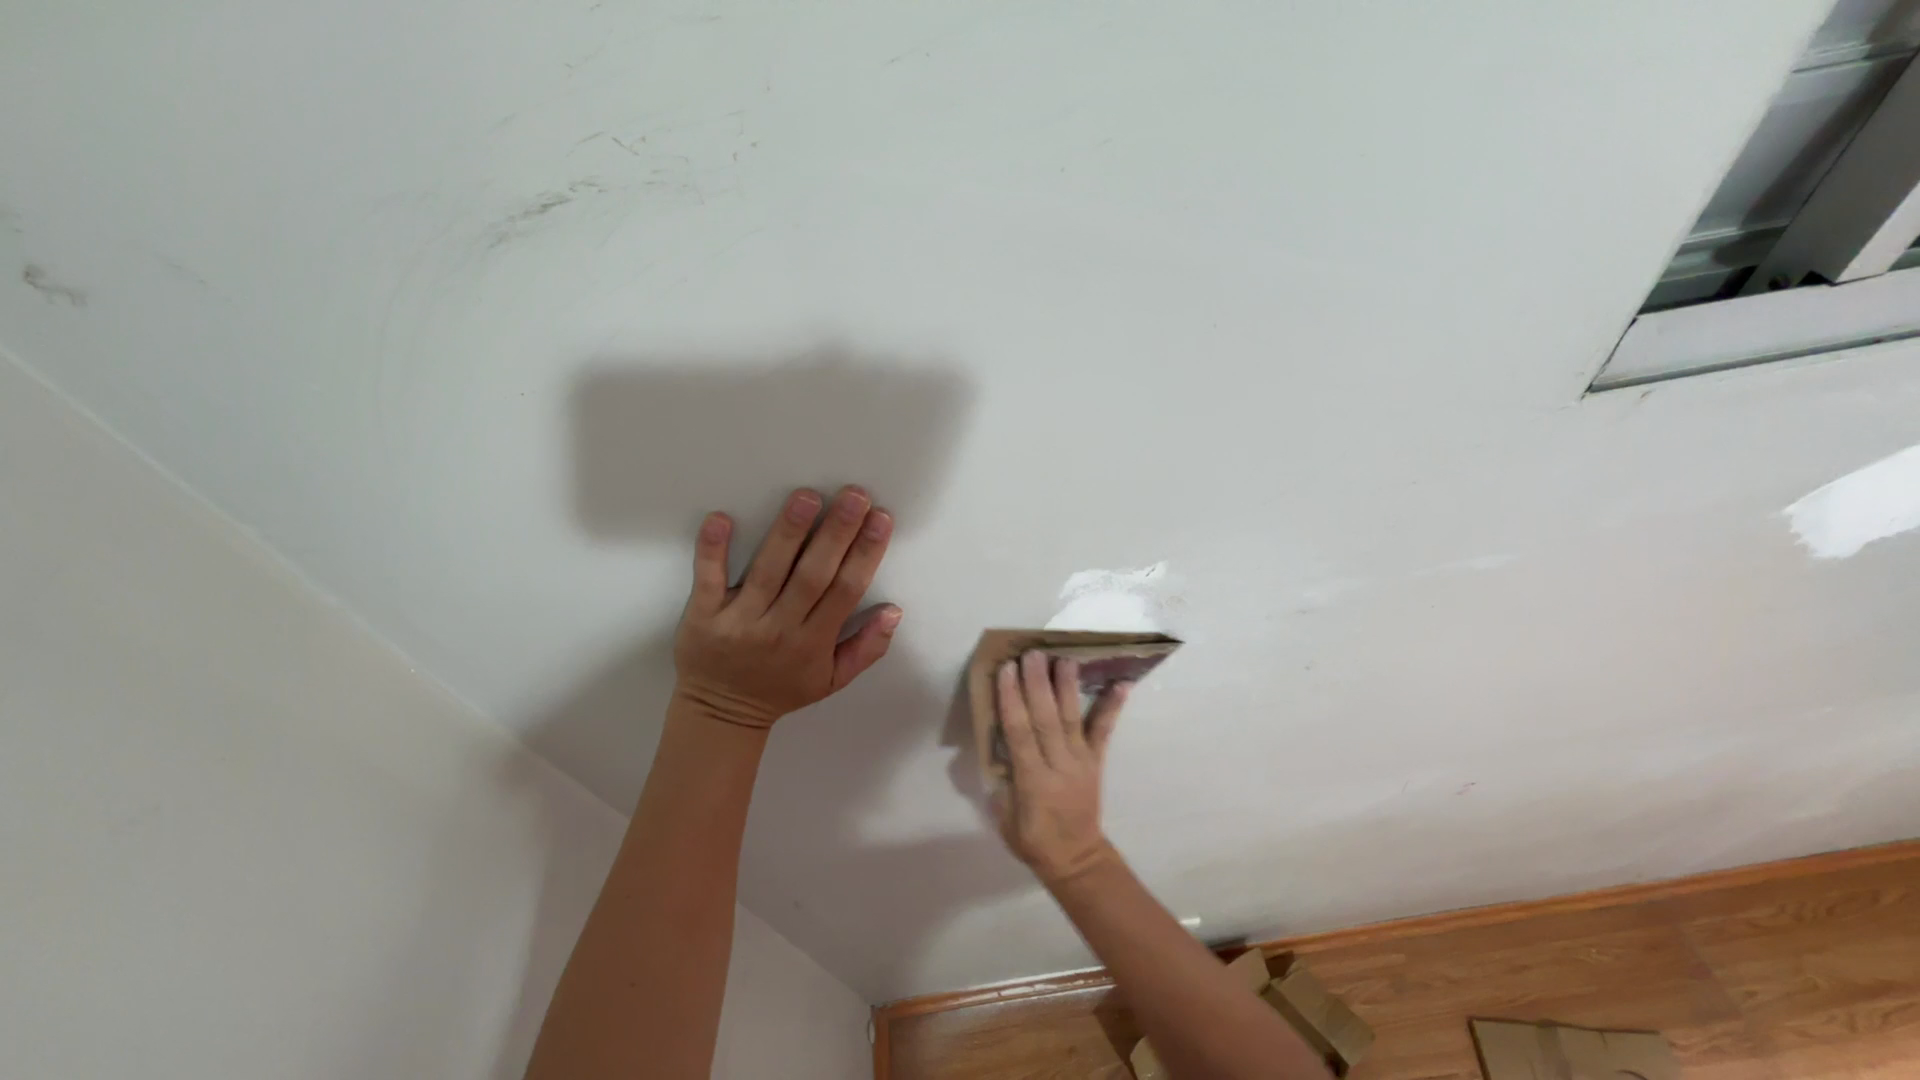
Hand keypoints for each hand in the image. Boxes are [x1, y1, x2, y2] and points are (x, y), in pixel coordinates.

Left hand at [673, 486, 900, 728]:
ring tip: (806, 496)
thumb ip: (867, 647)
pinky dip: (713, 550)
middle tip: (854, 494)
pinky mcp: (703, 616)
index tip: (881, 518)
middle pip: (814, 574)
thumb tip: (894, 610)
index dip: (866, 554)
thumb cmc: (781, 690)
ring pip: (769, 571)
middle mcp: (780, 628)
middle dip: (836, 533)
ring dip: (788, 532)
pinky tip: (721, 518)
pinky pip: (708, 579)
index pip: (846, 590)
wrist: (720, 714)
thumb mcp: (833, 680)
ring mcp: (740, 621)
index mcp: (814, 642)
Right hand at [995, 650, 1130, 884]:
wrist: (1076, 859)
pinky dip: (1113, 706)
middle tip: (1031, 653)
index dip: (1011, 700)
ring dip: (1067, 686)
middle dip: (1037, 684)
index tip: (1006, 670)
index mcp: (1032, 781)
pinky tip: (1122, 684)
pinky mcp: (1096, 762)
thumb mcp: (1005, 818)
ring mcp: (1081, 761)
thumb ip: (999, 784)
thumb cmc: (1032, 840)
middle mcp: (1058, 766)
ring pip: (1072, 719)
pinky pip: (1104, 731)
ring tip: (1064, 658)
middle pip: (1046, 719)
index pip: (1019, 733)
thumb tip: (992, 750)